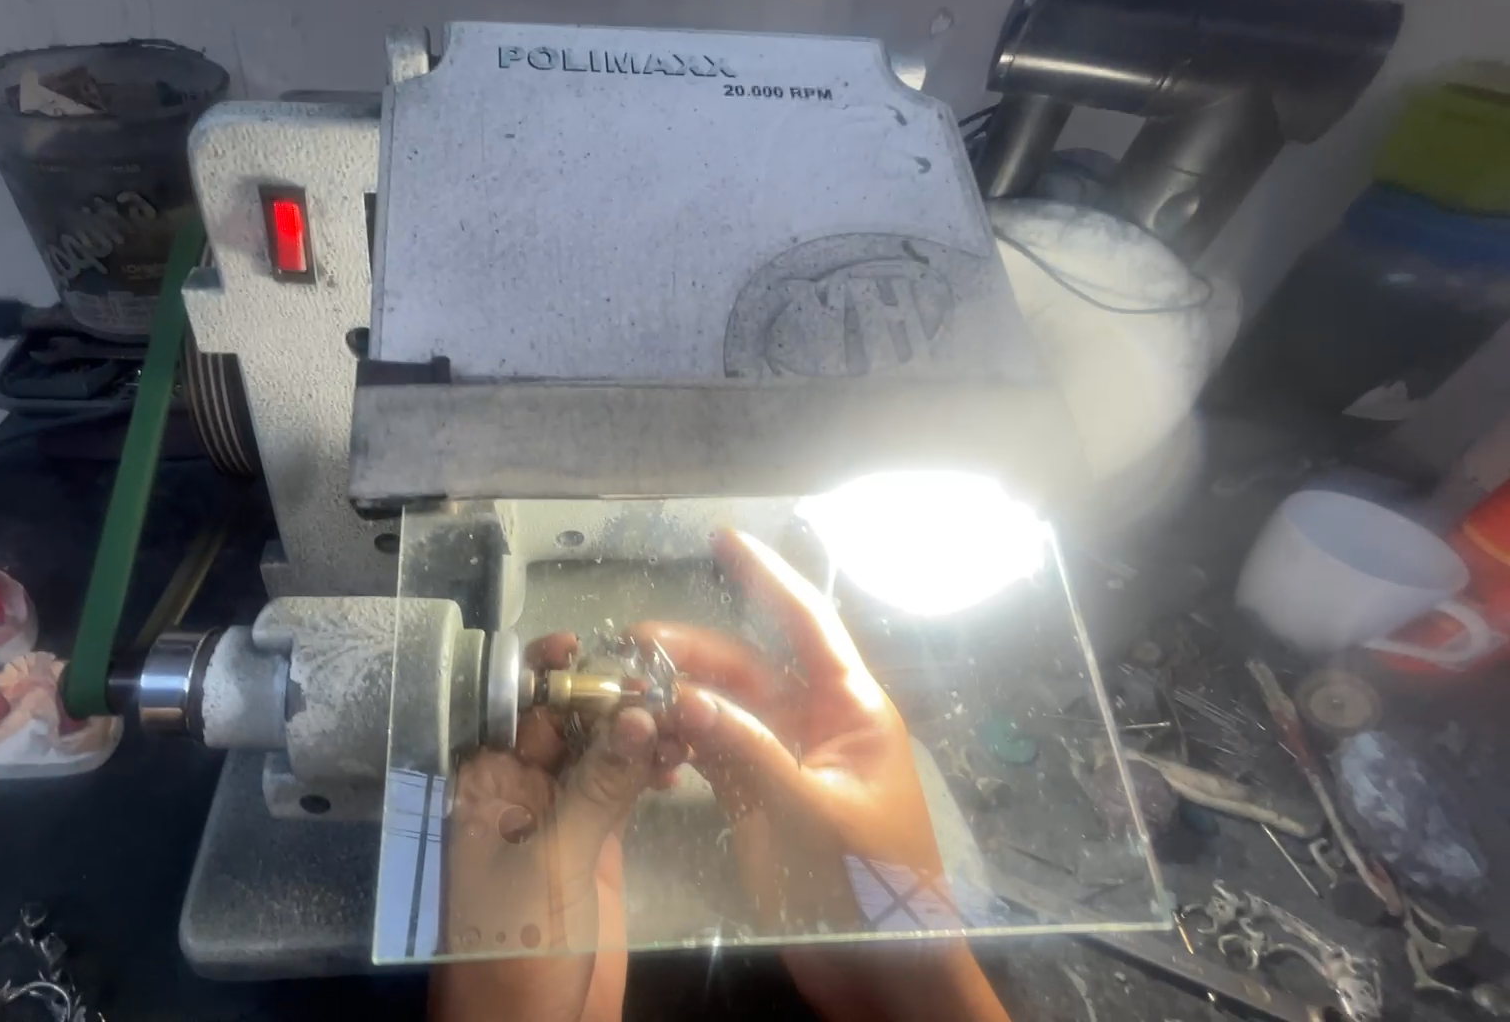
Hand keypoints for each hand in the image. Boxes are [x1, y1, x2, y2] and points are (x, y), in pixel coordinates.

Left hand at [429, 633, 680, 1021]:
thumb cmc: (517, 941)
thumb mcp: (553, 856)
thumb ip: (596, 785)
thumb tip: (638, 714)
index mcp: (489, 780)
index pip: (514, 706)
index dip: (544, 670)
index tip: (585, 643)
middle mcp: (521, 784)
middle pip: (565, 720)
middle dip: (607, 696)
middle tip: (660, 681)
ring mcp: (560, 809)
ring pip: (600, 750)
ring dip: (636, 731)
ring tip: (681, 719)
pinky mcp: (595, 836)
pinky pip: (621, 785)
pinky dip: (647, 767)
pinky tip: (678, 757)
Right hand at [633, 529, 1007, 1021]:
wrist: (886, 981)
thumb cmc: (868, 890)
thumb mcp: (803, 813)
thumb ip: (742, 750)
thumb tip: (680, 697)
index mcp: (850, 710)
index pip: (806, 622)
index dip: (766, 575)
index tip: (725, 539)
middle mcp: (819, 722)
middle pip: (749, 665)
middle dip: (694, 650)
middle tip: (634, 643)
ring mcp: (790, 758)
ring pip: (728, 707)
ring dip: (682, 696)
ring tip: (631, 691)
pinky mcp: (767, 792)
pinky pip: (720, 749)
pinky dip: (687, 742)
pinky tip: (653, 744)